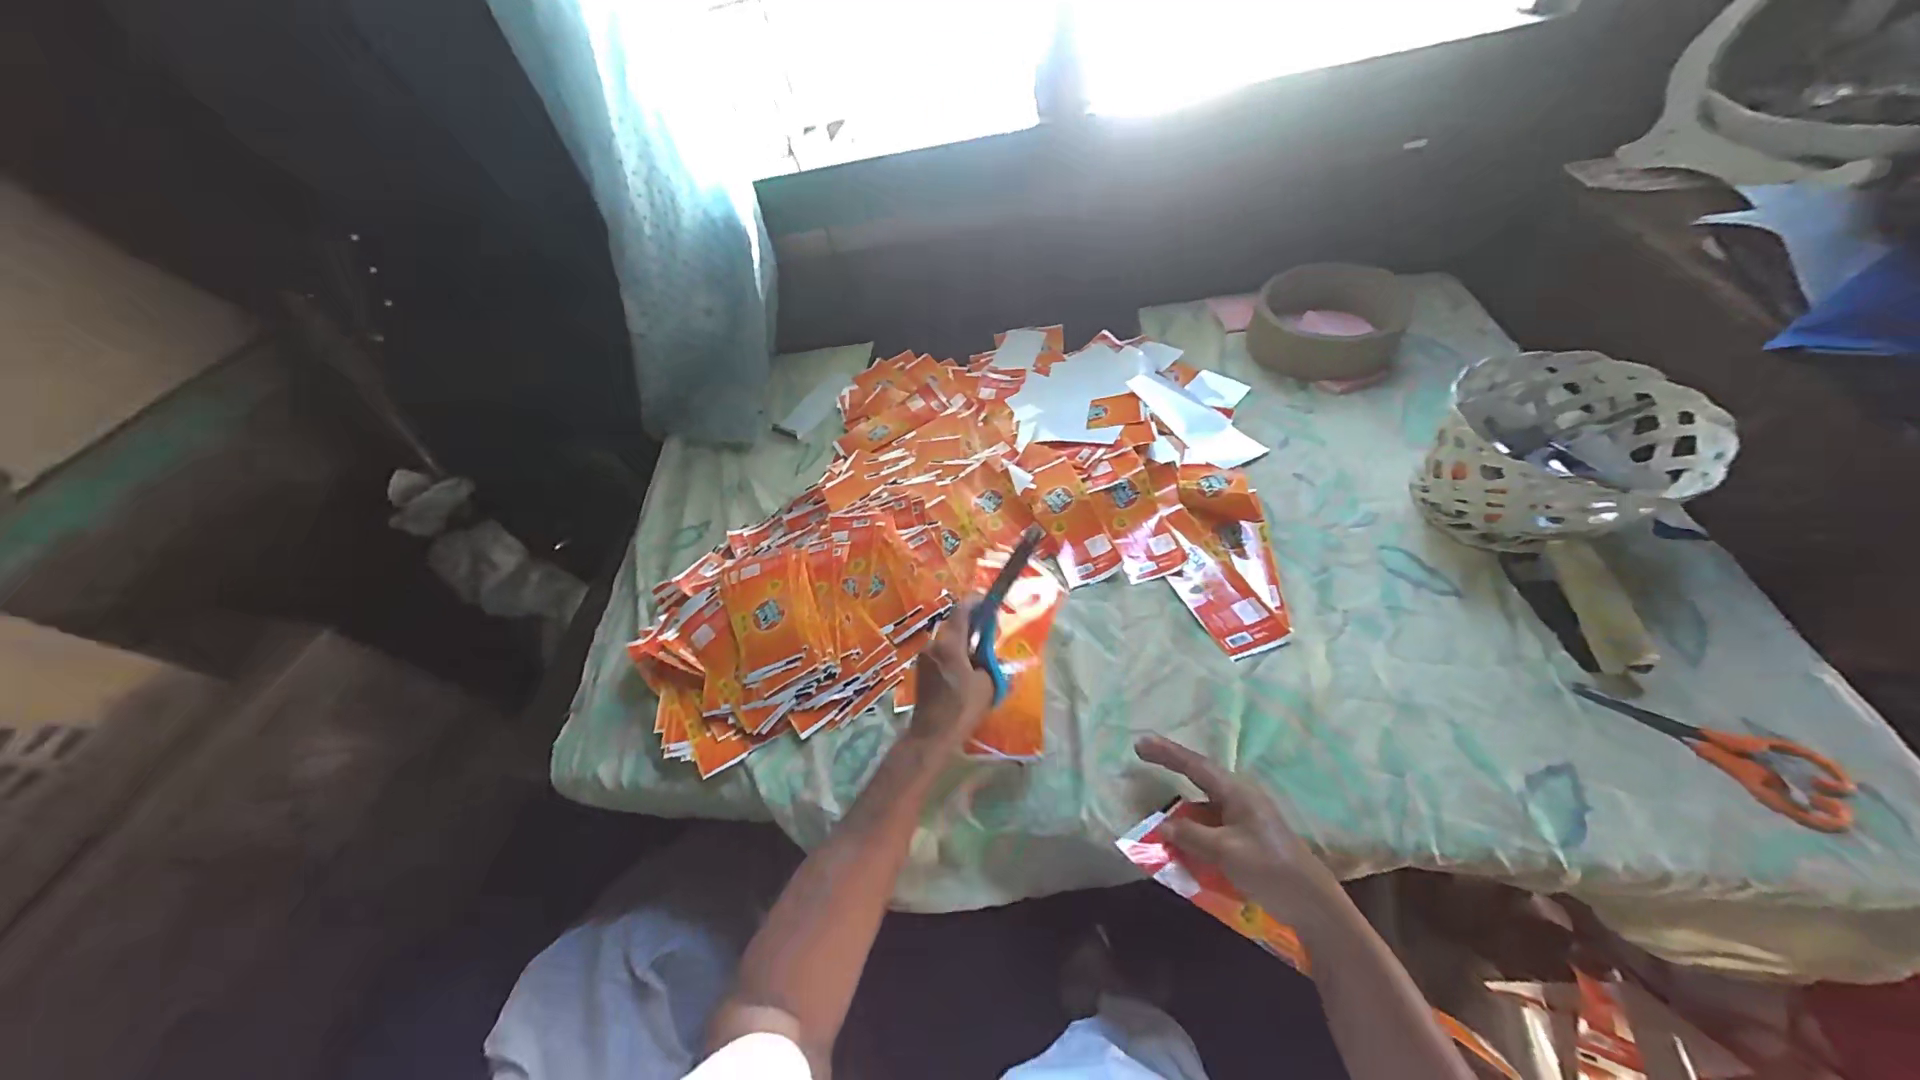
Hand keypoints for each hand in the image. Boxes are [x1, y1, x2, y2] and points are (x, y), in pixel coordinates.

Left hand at [908, 597, 994, 749]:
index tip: (990, 604)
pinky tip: (967, 672)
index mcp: (949, 644)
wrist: (931, 735)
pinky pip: (942, 654)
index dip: (976, 602)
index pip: (962, 610)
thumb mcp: (987, 685)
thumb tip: (993, 656)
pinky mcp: (922, 671)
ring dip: (964, 643)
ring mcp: (924, 658)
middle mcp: (933, 645)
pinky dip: (955, 656)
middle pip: (955, 625)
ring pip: (948, 641)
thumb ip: (992, 664)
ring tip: (981, 658)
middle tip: (991, 636)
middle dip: (974, 626)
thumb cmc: (961, 709)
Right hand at [1135, 735, 1345, 927]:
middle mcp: (1240, 797)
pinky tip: (1181, 837)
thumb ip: (1191, 836)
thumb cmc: (1270, 870)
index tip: (1140, 742)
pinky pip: (1210, 821)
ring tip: (1157, 805)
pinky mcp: (1246, 834)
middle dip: (1170, 765)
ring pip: (1203, 802)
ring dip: (1180, 803)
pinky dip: (1192, 824)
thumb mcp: (1226, 852)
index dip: (1166, 753)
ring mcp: (1245, 815)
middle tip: (1142, 755)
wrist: (1313, 903)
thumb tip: (1163, 827)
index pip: (1194, 765)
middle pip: (1198, 775)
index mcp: (1236, 792)